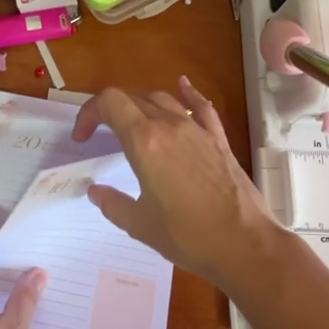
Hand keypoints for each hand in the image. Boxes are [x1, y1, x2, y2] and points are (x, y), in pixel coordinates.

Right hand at [74, 78, 290, 288]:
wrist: (245, 243)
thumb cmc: (188, 236)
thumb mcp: (140, 225)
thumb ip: (113, 204)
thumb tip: (96, 191)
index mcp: (144, 142)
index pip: (109, 103)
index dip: (89, 113)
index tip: (82, 137)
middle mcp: (169, 125)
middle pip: (132, 98)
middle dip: (109, 111)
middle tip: (99, 134)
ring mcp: (197, 129)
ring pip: (162, 99)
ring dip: (140, 104)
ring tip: (131, 122)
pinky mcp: (218, 139)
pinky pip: (200, 106)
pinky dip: (187, 93)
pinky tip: (183, 86)